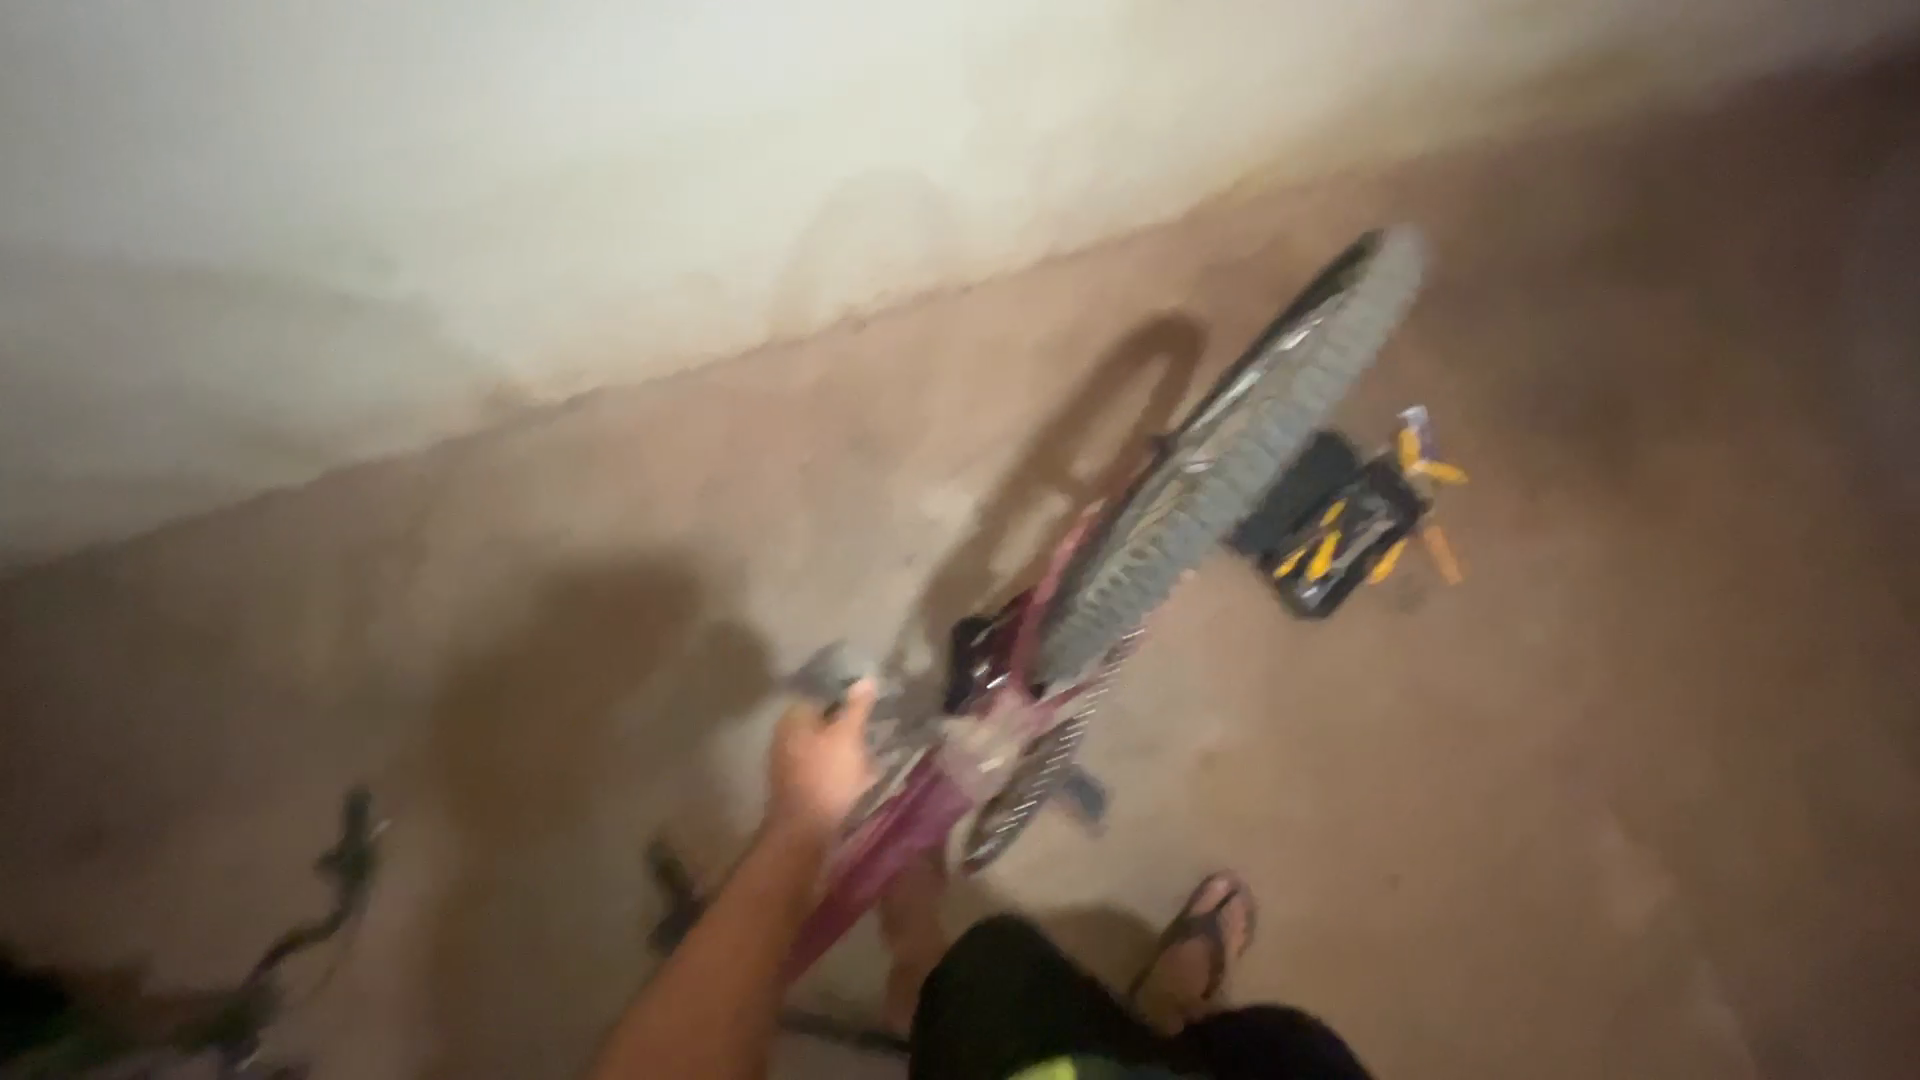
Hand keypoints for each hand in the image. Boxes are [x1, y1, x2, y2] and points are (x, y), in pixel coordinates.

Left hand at [766, 678, 876, 841]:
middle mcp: (786, 736)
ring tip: (873, 754)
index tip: (868, 701)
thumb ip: (857, 706)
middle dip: (848, 725)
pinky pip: (824, 770)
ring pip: (825, 747)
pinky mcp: (798, 786)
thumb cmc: (827, 774)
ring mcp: (789, 763)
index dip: (846, 695)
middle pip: (823, 721)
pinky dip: (842, 771)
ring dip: (848, 750)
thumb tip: (867, 678)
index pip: (820, 694)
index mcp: (794, 718)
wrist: (804, 830)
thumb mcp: (848, 734)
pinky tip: (863, 777)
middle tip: (873, 728)